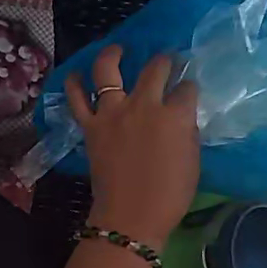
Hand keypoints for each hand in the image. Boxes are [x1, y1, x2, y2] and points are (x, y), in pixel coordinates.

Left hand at [66, 45, 199, 248]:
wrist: (131, 217)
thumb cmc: (169, 195)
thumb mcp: (192, 161)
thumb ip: (186, 131)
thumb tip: (181, 117)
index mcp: (175, 115)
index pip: (187, 88)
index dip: (189, 88)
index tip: (189, 91)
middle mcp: (144, 105)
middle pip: (155, 69)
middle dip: (164, 61)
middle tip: (166, 61)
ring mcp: (113, 113)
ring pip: (109, 71)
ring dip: (113, 55)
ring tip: (118, 49)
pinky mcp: (91, 127)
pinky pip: (77, 99)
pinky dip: (74, 84)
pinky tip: (76, 74)